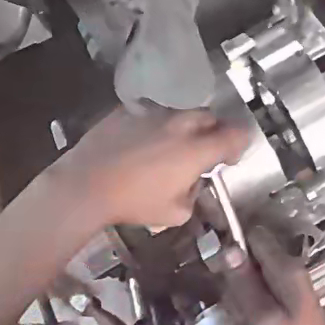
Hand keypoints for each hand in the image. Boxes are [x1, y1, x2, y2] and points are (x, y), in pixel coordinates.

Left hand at [50, 107, 249, 228]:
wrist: (86, 184)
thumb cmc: (133, 202)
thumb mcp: (173, 214)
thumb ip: (192, 196)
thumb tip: (190, 184)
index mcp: (196, 150)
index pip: (234, 135)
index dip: (238, 144)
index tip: (229, 157)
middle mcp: (179, 124)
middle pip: (209, 118)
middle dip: (212, 132)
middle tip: (202, 151)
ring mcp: (152, 113)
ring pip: (179, 113)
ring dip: (182, 127)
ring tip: (168, 147)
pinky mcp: (127, 110)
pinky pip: (150, 113)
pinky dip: (153, 125)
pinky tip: (140, 143)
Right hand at [222, 229, 324, 324]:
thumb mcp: (260, 320)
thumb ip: (244, 283)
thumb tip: (229, 248)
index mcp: (288, 270)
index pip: (256, 237)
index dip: (233, 244)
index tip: (214, 263)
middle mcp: (291, 274)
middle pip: (252, 261)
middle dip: (234, 280)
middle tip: (230, 307)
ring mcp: (291, 293)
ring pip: (252, 283)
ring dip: (239, 301)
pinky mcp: (287, 311)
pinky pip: (259, 301)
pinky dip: (248, 314)